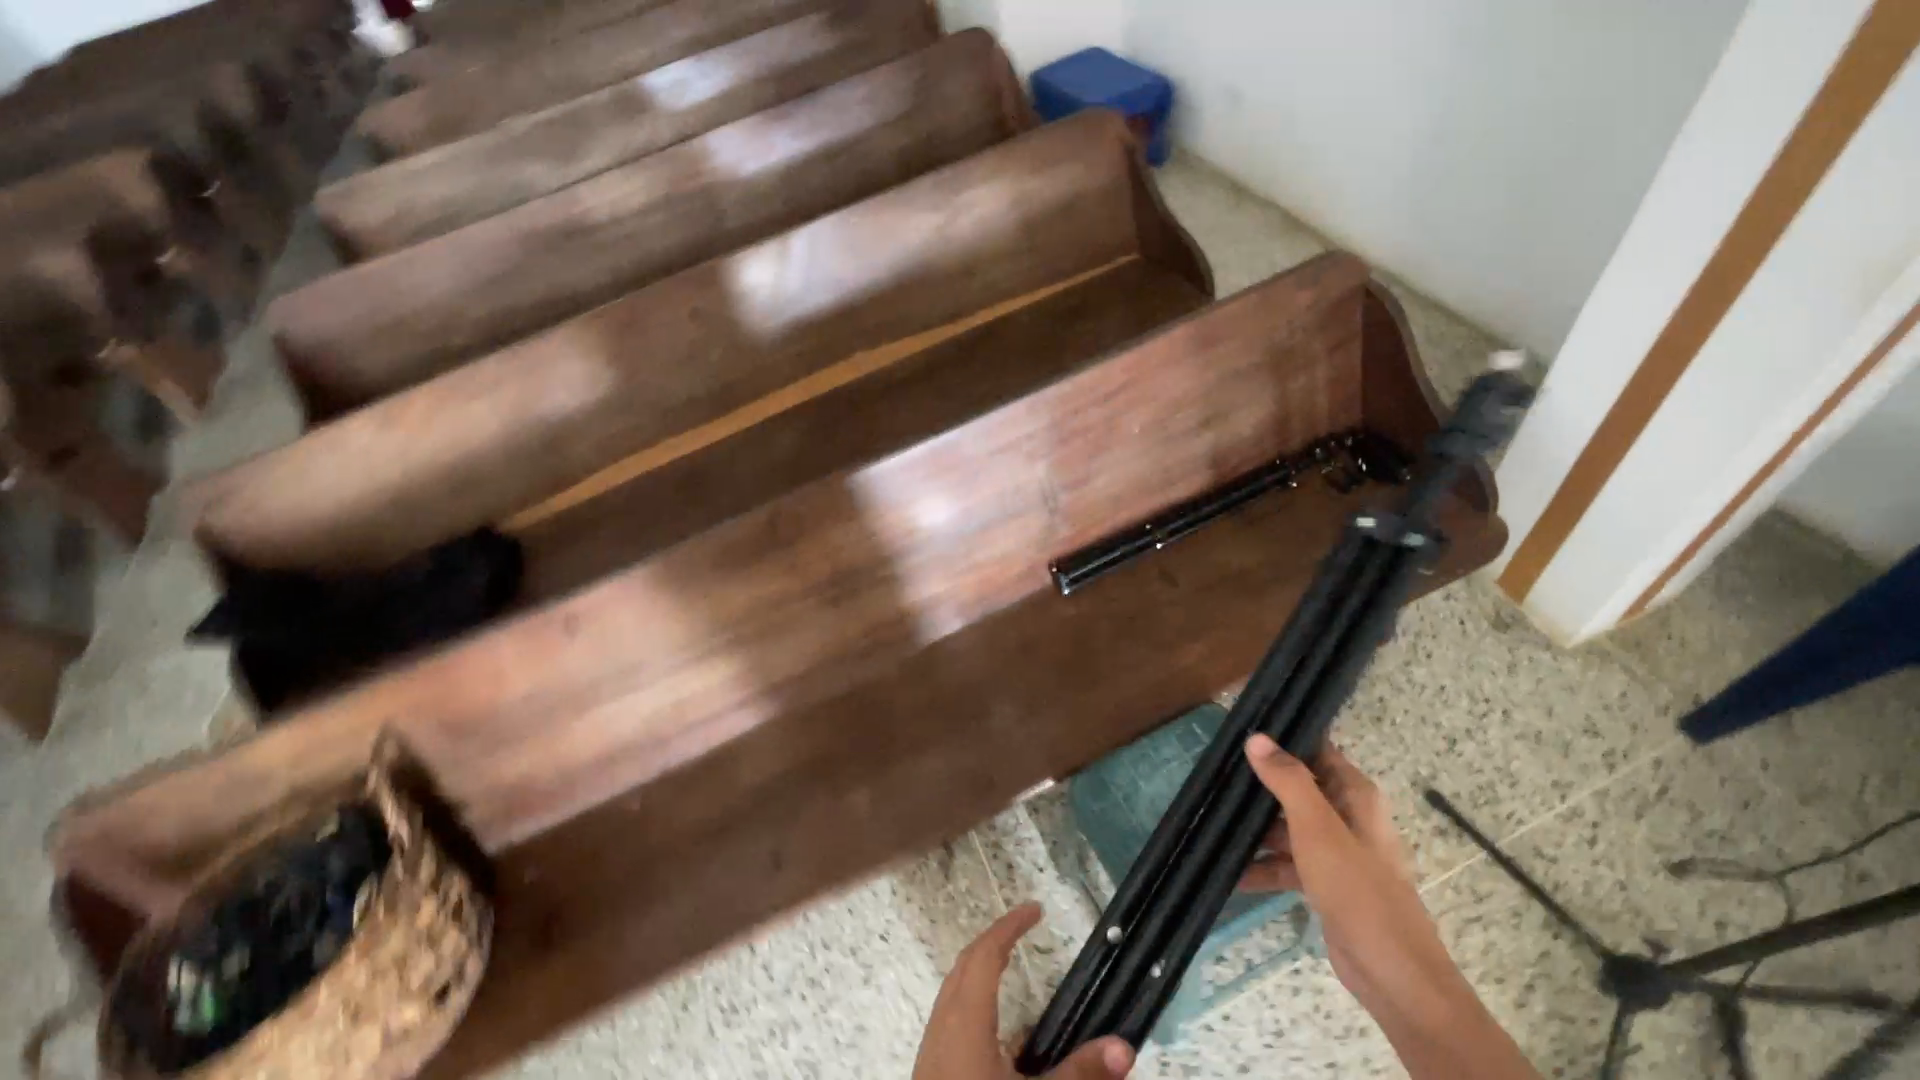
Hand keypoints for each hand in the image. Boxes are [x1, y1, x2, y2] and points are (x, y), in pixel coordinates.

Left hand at [913, 903, 1134, 1079]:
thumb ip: (1079, 1074)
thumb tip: (1124, 1048)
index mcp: (965, 1023)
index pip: (985, 955)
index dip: (1009, 926)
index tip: (1035, 909)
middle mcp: (942, 1027)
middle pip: (964, 966)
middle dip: (994, 940)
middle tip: (1026, 927)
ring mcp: (931, 1050)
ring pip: (952, 991)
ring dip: (979, 968)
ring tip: (1010, 962)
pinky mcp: (930, 1071)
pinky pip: (949, 1015)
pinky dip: (972, 998)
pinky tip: (995, 1024)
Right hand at [1239, 735, 1538, 1079]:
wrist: (1392, 971)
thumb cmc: (1357, 889)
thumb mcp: (1317, 829)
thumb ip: (1288, 781)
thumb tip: (1258, 738)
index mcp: (1355, 796)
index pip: (1316, 751)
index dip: (1282, 741)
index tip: (1238, 734)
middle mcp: (1348, 817)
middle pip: (1297, 790)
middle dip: (1258, 787)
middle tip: (1213, 780)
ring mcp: (1337, 853)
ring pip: (1289, 829)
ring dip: (1255, 831)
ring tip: (1211, 825)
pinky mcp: (1326, 885)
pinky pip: (1289, 864)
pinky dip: (1264, 867)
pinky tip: (1229, 874)